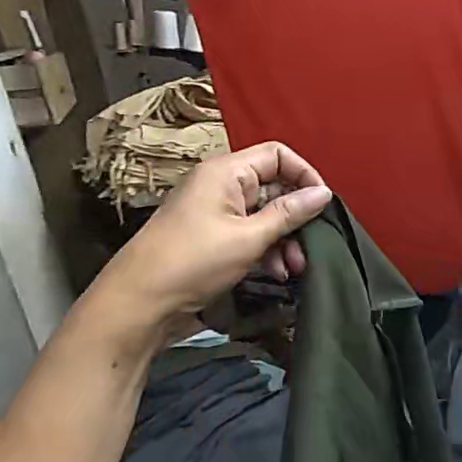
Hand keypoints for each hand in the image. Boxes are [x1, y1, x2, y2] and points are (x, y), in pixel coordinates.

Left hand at [79, 143, 332, 353]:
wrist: (137, 306)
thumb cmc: (193, 262)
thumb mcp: (250, 237)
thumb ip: (290, 213)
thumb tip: (324, 194)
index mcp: (226, 173)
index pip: (278, 155)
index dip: (304, 175)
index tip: (322, 204)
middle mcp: (221, 185)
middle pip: (275, 186)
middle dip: (297, 215)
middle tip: (312, 244)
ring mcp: (216, 212)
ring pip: (266, 214)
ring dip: (285, 238)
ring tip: (294, 267)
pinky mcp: (213, 237)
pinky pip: (251, 233)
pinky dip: (268, 249)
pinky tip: (276, 273)